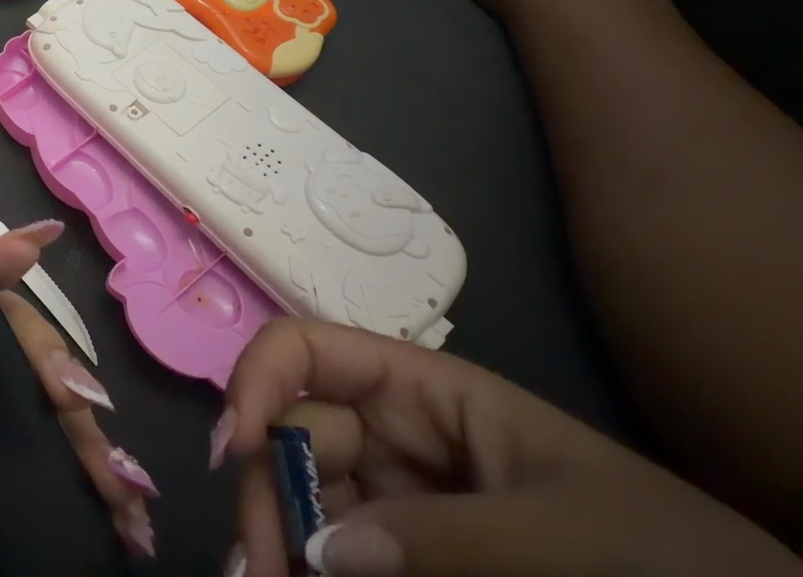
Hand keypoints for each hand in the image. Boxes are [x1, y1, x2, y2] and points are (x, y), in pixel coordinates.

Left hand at [0, 220, 154, 576]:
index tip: (31, 246)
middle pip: (4, 340)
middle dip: (53, 357)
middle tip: (83, 402)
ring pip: (45, 391)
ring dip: (91, 424)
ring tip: (120, 480)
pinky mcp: (18, 474)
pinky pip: (69, 446)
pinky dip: (105, 465)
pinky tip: (128, 496)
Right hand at [217, 320, 801, 576]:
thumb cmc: (672, 559)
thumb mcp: (568, 538)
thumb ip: (448, 538)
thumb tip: (323, 550)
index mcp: (426, 395)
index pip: (311, 353)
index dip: (259, 378)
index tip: (235, 446)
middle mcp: (395, 436)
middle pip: (293, 438)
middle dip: (266, 493)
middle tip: (256, 569)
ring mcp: (398, 499)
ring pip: (303, 499)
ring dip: (275, 539)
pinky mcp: (404, 556)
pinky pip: (336, 551)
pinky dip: (305, 566)